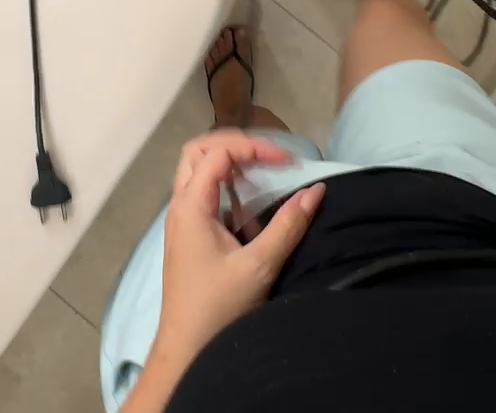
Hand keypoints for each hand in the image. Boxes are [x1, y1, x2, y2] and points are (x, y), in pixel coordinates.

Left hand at [153, 130, 324, 362]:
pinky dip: (227, 184)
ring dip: (229, 162)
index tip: (287, 160)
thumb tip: (315, 190)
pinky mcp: (189, 233)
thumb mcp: (258, 266)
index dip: (253, 147)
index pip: (218, 152)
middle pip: (199, 150)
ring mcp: (182, 218)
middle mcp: (180, 204)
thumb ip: (287, 225)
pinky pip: (203, 191)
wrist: (185, 351)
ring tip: (264, 169)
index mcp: (190, 205)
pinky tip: (251, 199)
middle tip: (269, 154)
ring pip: (198, 169)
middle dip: (235, 144)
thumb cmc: (218, 308)